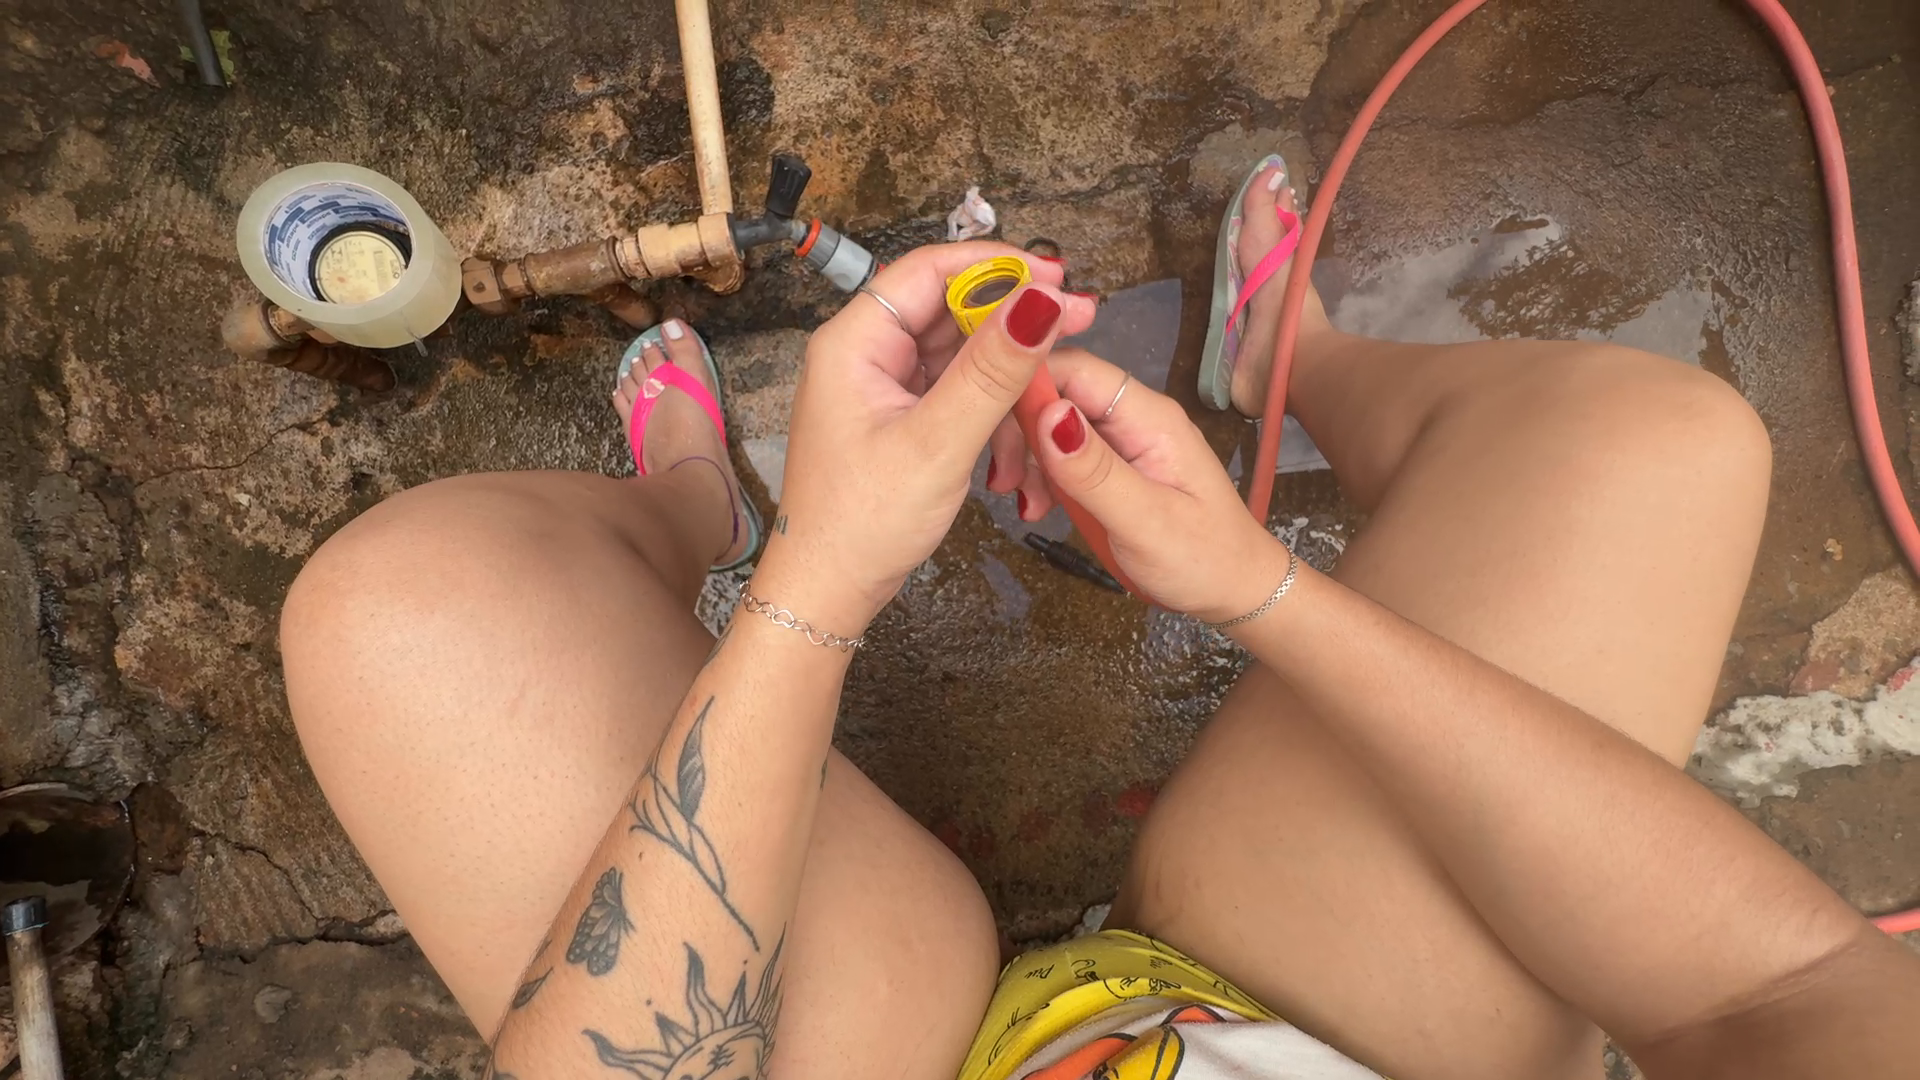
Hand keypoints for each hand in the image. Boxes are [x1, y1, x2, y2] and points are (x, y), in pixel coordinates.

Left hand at [751, 243, 1096, 634]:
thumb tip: (1043, 300)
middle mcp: (865, 355)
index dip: (997, 265)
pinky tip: (1013, 436)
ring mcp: (882, 388)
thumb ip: (992, 371)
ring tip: (1043, 402)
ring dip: (1003, 377)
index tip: (1057, 276)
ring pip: (957, 355)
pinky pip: (952, 392)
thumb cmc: (865, 522)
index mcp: (854, 343)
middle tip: (1075, 324)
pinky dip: (987, 407)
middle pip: (948, 311)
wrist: (830, 589)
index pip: (929, 271)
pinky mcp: (898, 419)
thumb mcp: (937, 443)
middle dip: (1010, 322)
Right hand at [1025, 349, 1289, 622]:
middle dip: (1021, 431)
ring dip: (1028, 460)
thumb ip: (1094, 471)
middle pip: (1056, 394)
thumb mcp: (1145, 521)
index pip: (1073, 369)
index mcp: (1147, 416)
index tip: (991, 432)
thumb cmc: (1200, 558)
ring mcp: (1122, 441)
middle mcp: (1132, 417)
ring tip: (1025, 506)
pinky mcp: (1111, 466)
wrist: (1235, 590)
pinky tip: (1038, 508)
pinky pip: (1063, 455)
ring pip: (1053, 426)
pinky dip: (1043, 478)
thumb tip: (1045, 413)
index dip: (1025, 387)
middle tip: (1005, 483)